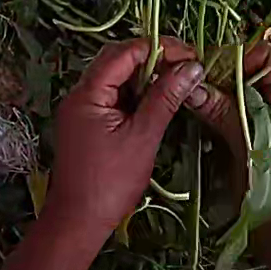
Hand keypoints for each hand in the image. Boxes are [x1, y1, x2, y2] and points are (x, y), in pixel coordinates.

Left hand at [47, 39, 206, 235]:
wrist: (78, 221)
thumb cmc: (110, 182)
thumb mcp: (143, 137)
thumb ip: (166, 98)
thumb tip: (192, 67)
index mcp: (87, 93)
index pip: (124, 53)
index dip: (159, 48)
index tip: (191, 55)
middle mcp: (80, 95)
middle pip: (118, 61)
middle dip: (153, 60)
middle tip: (187, 67)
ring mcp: (82, 110)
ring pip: (116, 80)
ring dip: (146, 78)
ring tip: (178, 83)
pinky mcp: (88, 125)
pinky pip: (113, 99)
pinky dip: (136, 96)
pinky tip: (158, 103)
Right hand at [180, 40, 270, 232]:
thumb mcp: (257, 140)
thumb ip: (226, 110)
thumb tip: (191, 87)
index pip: (264, 58)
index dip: (236, 56)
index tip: (204, 64)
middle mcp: (269, 107)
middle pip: (238, 77)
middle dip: (211, 76)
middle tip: (180, 78)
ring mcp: (250, 127)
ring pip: (222, 100)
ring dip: (202, 97)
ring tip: (177, 95)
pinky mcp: (233, 146)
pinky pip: (214, 123)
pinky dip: (199, 118)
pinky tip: (182, 116)